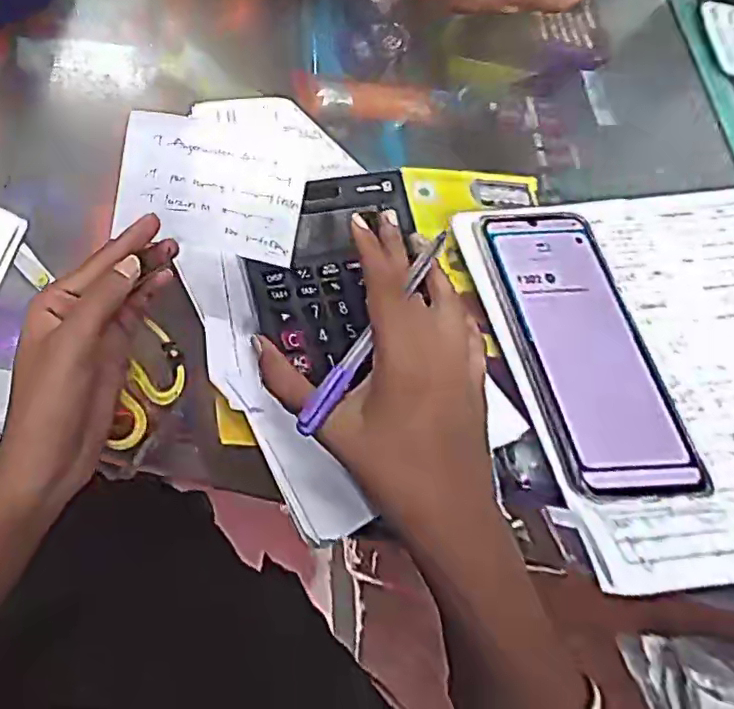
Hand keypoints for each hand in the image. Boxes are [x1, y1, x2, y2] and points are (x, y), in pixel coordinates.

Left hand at [0, 214, 177, 506]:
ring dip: (147, 275)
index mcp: (55, 304)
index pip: (97, 265)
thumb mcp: (73, 344)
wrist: (50, 460)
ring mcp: (94, 334)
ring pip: (125, 295)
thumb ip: (102, 301)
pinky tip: (160, 286)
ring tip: (172, 254)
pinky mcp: (111, 354)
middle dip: (140, 255)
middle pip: (113, 276)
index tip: (151, 222)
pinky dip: (147, 301)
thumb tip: (130, 264)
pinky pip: (131, 319)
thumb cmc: (48, 402)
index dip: (126, 242)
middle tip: (170, 237)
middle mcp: (74, 313)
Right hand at [256, 211, 492, 530]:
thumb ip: (287, 384)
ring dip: (428, 269)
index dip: (373, 250)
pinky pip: (466, 324)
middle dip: (399, 247)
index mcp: (404, 354)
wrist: (453, 515)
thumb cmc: (391, 468)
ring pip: (451, 299)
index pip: (388, 286)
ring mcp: (465, 362)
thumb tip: (257, 348)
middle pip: (421, 283)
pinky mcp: (476, 377)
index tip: (360, 222)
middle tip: (381, 218)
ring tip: (409, 245)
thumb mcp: (330, 425)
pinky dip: (450, 300)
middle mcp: (440, 349)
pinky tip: (444, 301)